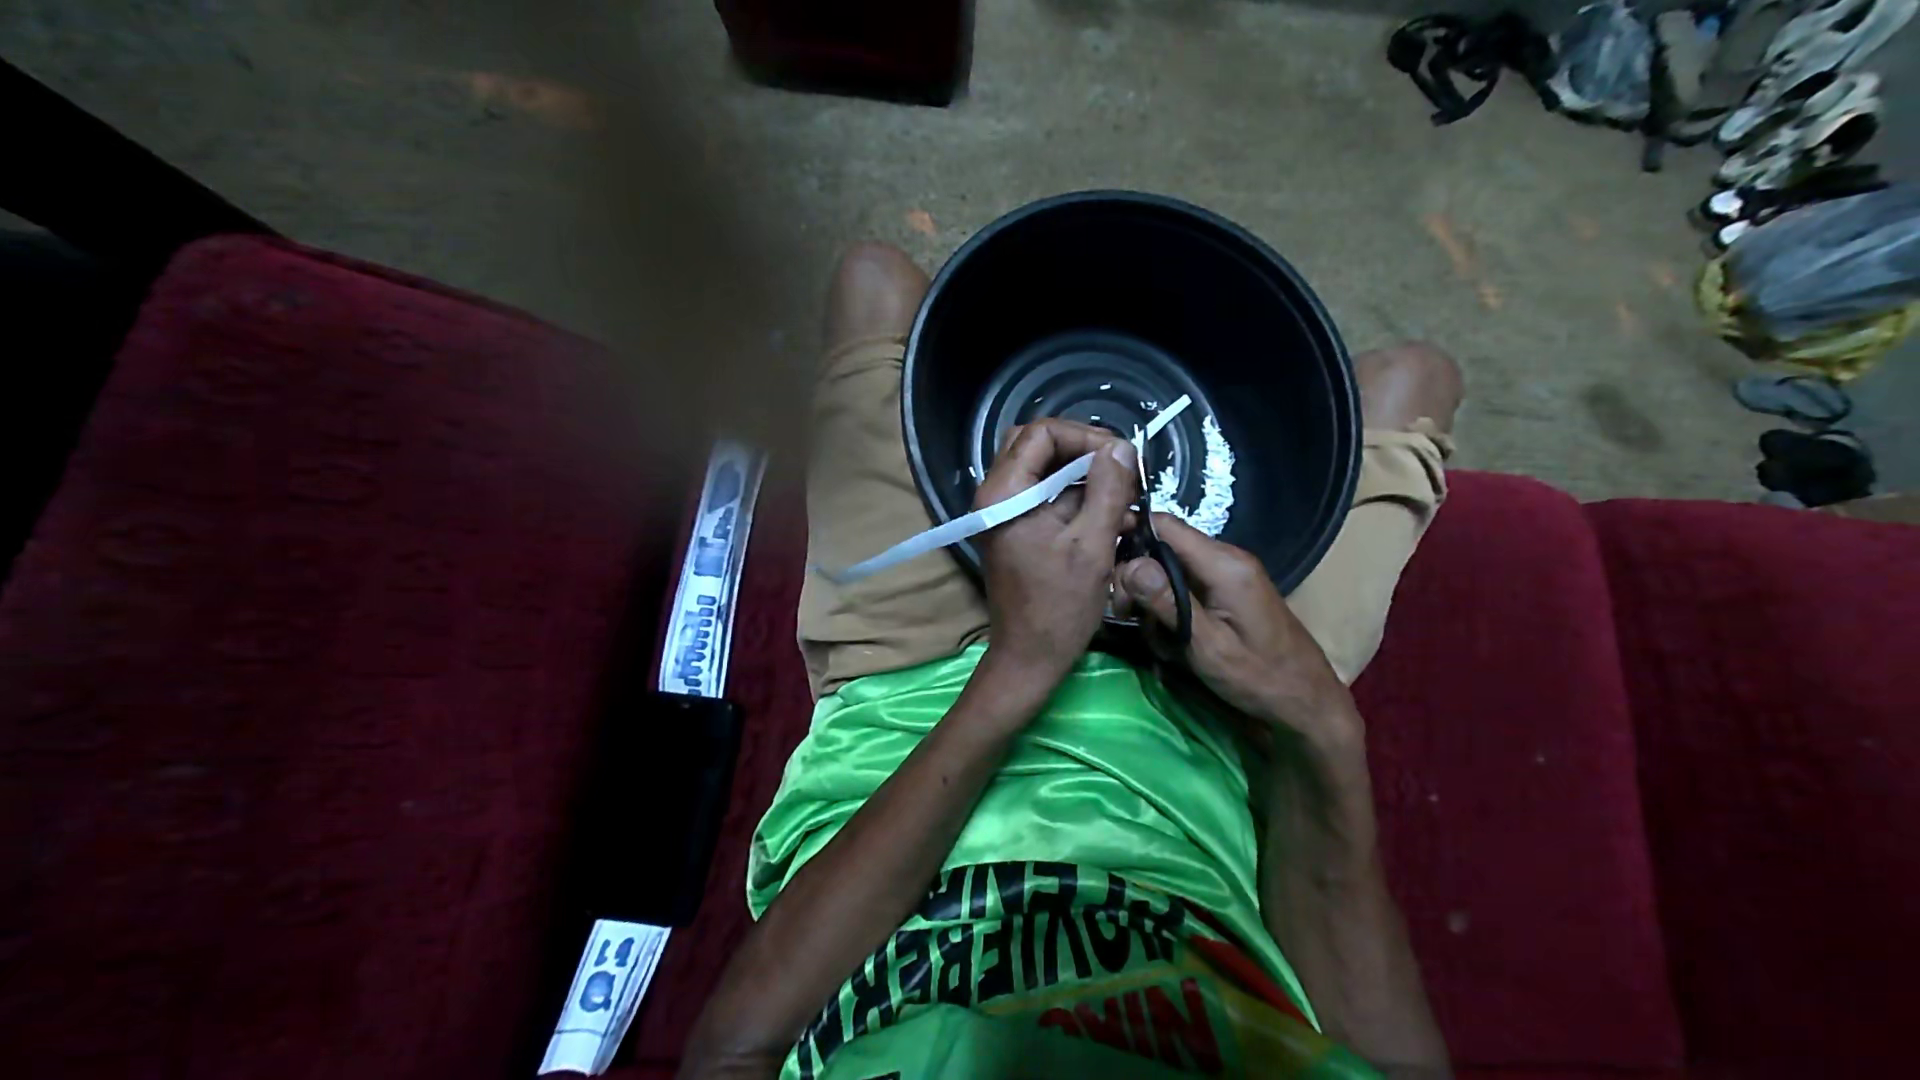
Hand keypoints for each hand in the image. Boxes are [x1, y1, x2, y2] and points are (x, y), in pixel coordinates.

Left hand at [972, 419, 1137, 687]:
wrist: (1029, 657)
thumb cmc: (1058, 606)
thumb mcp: (1092, 545)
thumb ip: (1107, 490)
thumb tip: (1121, 448)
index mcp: (1003, 494)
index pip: (1041, 433)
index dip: (1085, 436)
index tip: (1122, 459)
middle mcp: (996, 496)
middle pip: (1039, 446)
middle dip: (1085, 453)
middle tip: (1122, 471)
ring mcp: (1005, 513)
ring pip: (1046, 472)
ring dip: (1087, 480)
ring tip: (1128, 500)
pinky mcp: (1018, 529)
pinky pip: (1049, 499)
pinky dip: (1081, 502)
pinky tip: (1117, 519)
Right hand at [1113, 515, 1357, 745]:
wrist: (1307, 703)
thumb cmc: (1259, 678)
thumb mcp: (1207, 646)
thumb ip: (1168, 603)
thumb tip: (1130, 565)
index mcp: (1224, 564)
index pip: (1165, 525)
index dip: (1129, 534)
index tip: (1104, 567)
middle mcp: (1226, 559)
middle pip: (1163, 547)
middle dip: (1138, 579)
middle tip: (1127, 617)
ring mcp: (1227, 575)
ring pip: (1170, 570)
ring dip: (1154, 601)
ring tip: (1159, 639)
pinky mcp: (1227, 592)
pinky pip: (1185, 587)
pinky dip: (1171, 610)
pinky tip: (1174, 641)